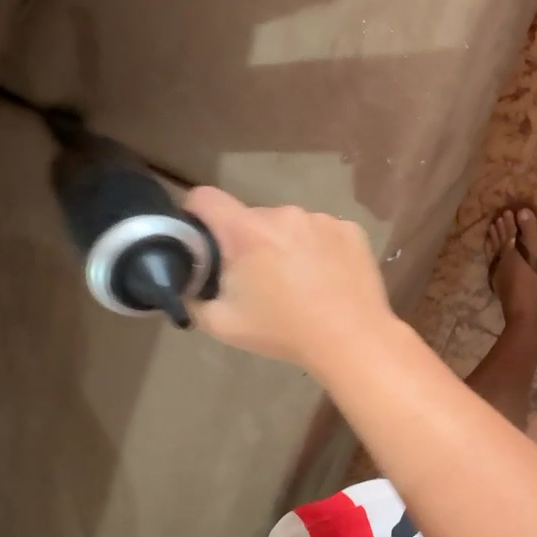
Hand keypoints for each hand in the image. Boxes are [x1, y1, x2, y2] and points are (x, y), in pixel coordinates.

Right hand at [184, 187, 396, 367]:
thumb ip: (192, 299)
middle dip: (247, 242)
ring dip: (285, 245)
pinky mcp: (350, 229)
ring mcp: (321, 219)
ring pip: (288, 226)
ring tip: (298, 282)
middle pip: (250, 219)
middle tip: (257, 280)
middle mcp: (283, 214)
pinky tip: (326, 277)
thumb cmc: (283, 332)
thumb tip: (185, 285)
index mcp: (246, 231)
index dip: (195, 214)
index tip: (200, 238)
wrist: (351, 338)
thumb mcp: (222, 324)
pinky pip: (321, 232)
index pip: (205, 198)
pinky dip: (318, 248)